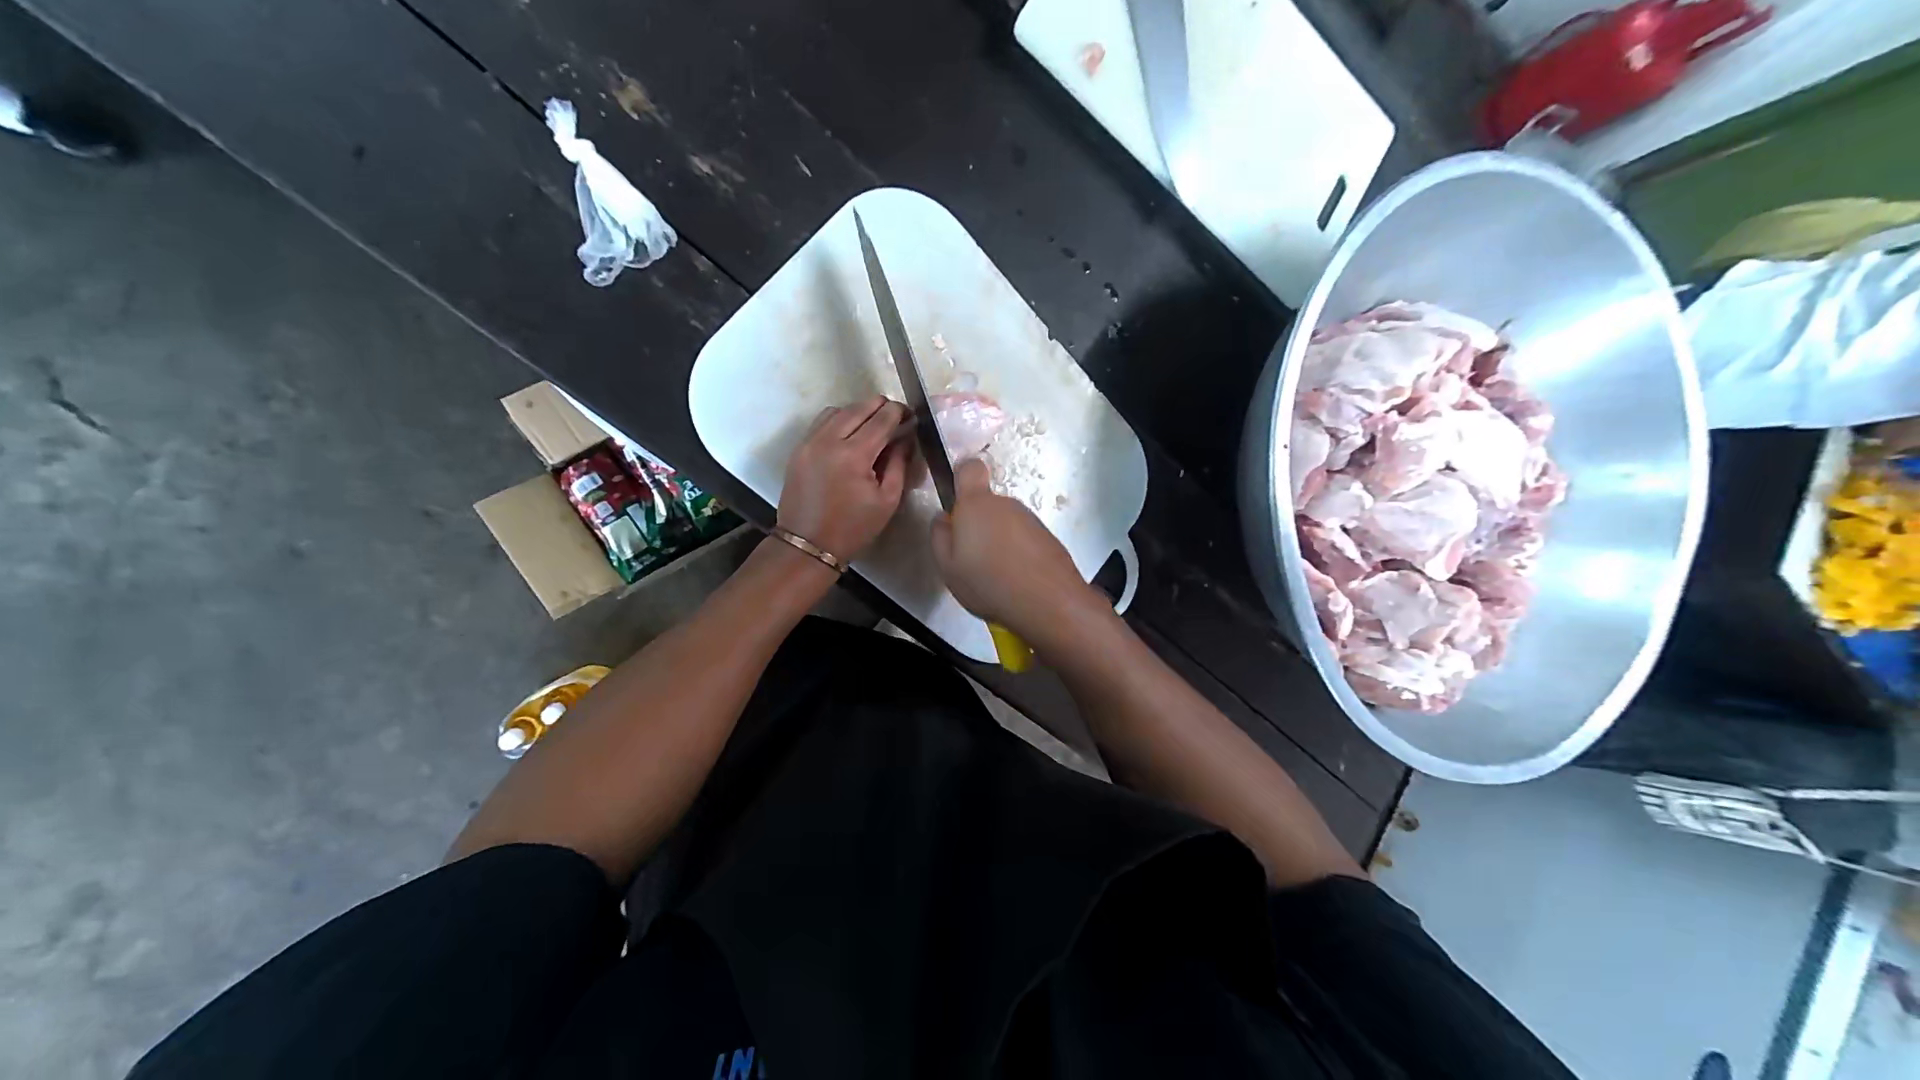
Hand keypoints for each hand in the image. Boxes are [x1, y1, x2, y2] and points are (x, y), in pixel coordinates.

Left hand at [778, 396, 910, 561]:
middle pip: (859, 407)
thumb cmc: (853, 527)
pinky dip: (839, 419)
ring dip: (859, 411)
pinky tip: (849, 433)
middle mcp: (829, 440)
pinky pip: (821, 422)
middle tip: (895, 415)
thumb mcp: (887, 500)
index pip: (882, 418)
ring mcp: (810, 442)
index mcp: (854, 455)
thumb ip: (899, 463)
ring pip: (838, 410)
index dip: (899, 412)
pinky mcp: (799, 448)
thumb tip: (905, 437)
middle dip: (880, 407)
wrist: (808, 544)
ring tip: (872, 423)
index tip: (910, 415)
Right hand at [930, 459, 1101, 641]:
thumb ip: (940, 536)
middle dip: (979, 525)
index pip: (970, 468)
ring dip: (1000, 542)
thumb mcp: (947, 567)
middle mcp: (1006, 504)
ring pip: (1007, 523)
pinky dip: (1019, 554)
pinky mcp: (1049, 537)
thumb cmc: (989, 582)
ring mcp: (1031, 519)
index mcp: (976, 504)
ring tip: (996, 575)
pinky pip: (1025, 539)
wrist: (1049, 602)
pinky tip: (1016, 580)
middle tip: (972, 558)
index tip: (957, 502)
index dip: (962, 477)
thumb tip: (943, 519)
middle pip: (987, 504)